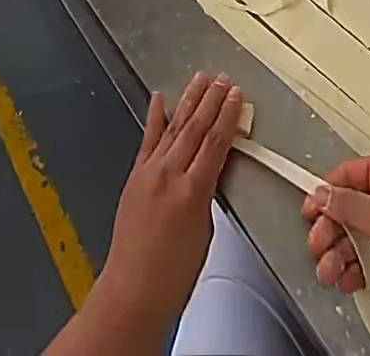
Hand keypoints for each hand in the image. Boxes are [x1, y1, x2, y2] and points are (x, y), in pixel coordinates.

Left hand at [102, 73, 243, 316]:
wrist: (133, 290)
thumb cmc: (174, 273)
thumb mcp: (206, 230)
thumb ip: (209, 190)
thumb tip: (213, 165)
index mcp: (193, 191)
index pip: (216, 141)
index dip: (228, 115)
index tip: (237, 95)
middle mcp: (169, 174)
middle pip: (196, 127)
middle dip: (212, 99)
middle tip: (224, 79)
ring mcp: (149, 172)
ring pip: (174, 126)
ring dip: (189, 100)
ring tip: (200, 78)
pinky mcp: (135, 175)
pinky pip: (148, 139)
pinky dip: (155, 117)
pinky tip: (160, 99)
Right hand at [303, 155, 369, 338]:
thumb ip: (346, 205)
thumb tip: (322, 194)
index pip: (350, 174)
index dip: (328, 190)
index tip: (310, 206)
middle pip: (350, 208)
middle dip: (331, 226)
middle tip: (318, 241)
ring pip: (356, 237)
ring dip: (339, 253)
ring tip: (330, 268)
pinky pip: (368, 261)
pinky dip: (354, 270)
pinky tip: (347, 278)